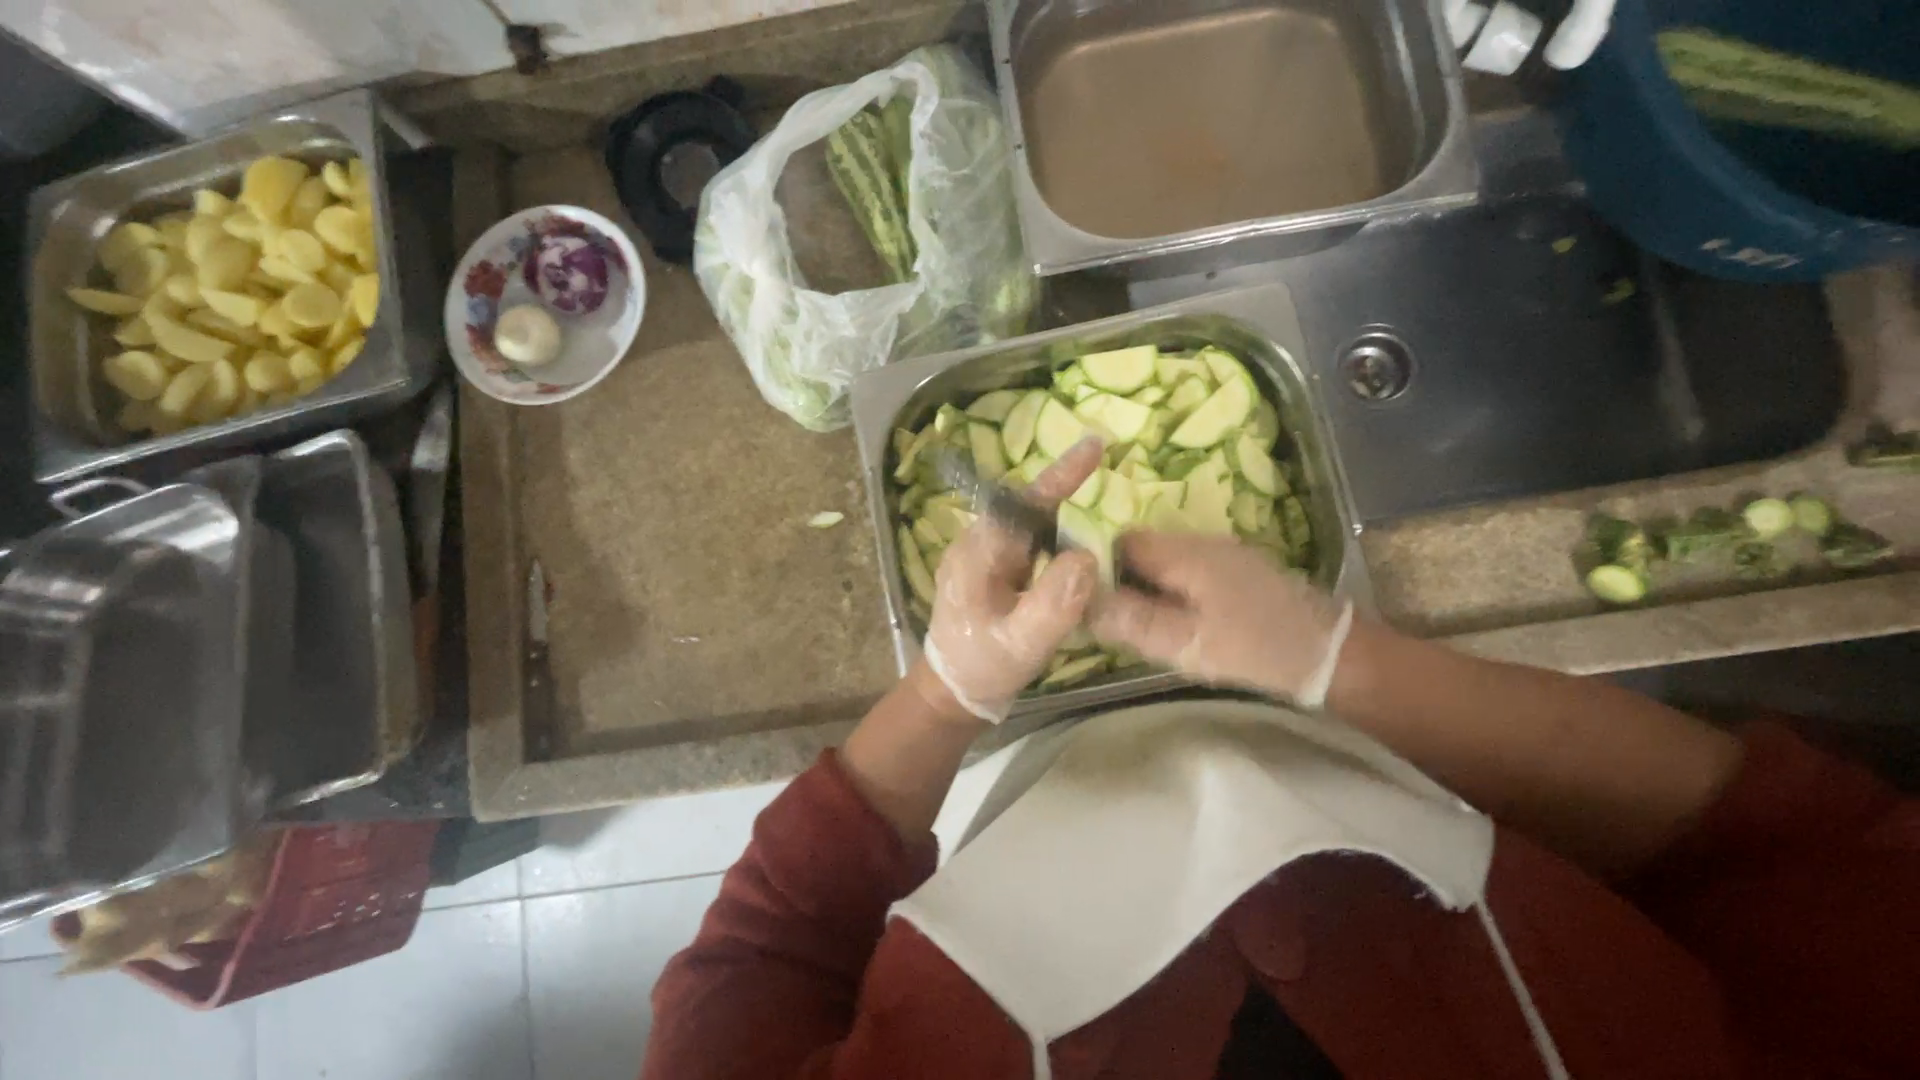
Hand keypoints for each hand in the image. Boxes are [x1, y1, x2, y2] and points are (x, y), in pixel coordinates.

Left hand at [922, 438, 1103, 721]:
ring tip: (1095, 506)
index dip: (1059, 476)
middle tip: (1103, 466)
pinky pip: (1025, 541)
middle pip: (1023, 506)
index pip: (1021, 504)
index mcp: (977, 556)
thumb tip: (1086, 556)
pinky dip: (1052, 536)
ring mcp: (980, 556)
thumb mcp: (1022, 644)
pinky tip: (1072, 547)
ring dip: (1059, 512)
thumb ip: (1054, 603)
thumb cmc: (983, 668)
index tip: (1094, 447)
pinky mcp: (989, 570)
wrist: (952, 691)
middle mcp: (975, 546)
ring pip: (1025, 522)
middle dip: (1062, 486)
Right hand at [1088, 532, 1353, 707]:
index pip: (1122, 543)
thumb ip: (1133, 622)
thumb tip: (1081, 604)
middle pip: (1143, 550)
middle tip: (1121, 623)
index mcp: (1184, 553)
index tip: (1093, 603)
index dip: (1100, 569)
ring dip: (1152, 588)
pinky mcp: (1240, 570)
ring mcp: (1224, 553)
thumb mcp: (1187, 644)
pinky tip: (1184, 622)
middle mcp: (1202, 541)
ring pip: (1167, 561)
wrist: (1331, 654)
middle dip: (1125, 580)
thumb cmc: (1255, 649)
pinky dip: (1177, 591)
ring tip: (1149, 627)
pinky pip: (1190, 570)